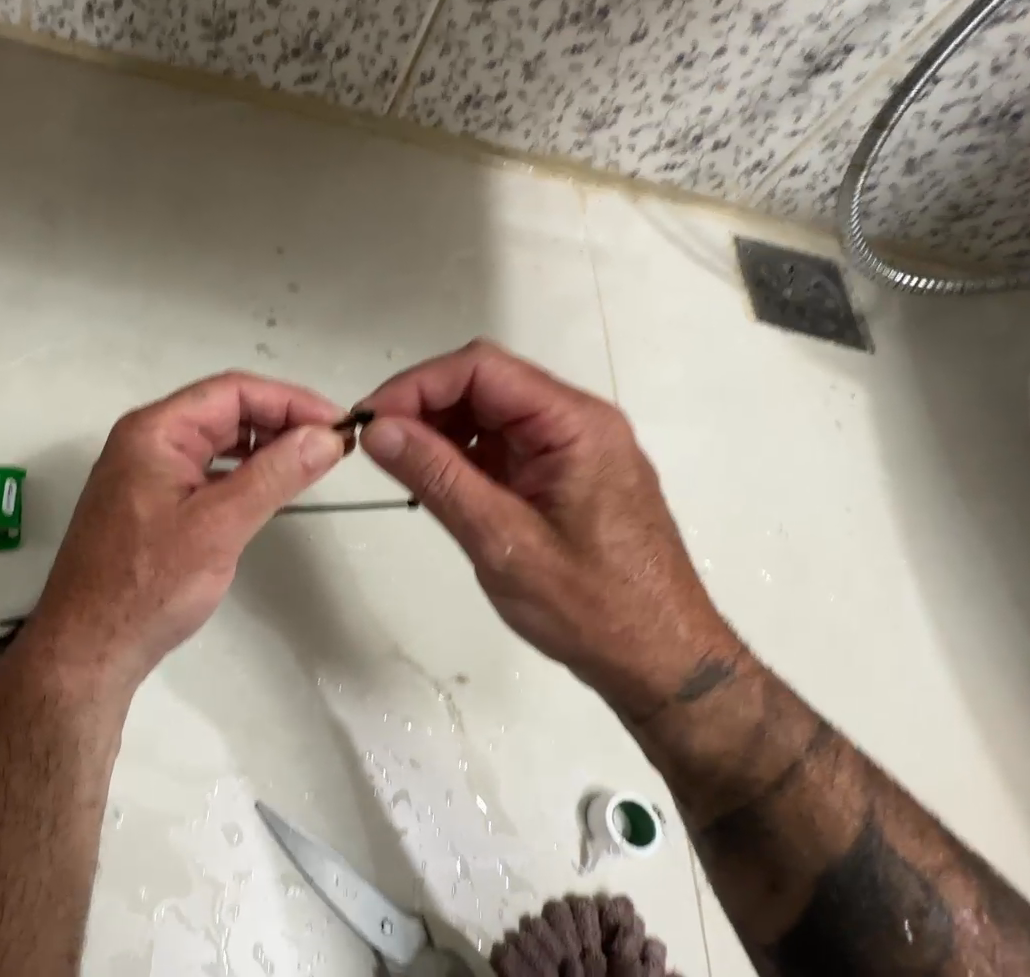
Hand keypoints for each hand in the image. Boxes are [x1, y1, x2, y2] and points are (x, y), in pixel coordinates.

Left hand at [14, 372, 349, 695]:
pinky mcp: (150, 503)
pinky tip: (268, 489)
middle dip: (280, 422)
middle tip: (333, 447)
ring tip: (311, 464)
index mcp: (155, 431)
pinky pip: (204, 471)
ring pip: (215, 442)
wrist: (87, 647)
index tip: (338, 425)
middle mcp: (146, 441)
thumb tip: (326, 436)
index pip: (233, 391)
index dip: (290, 401)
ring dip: (263, 447)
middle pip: (224, 412)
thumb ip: (274, 475)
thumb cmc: (149, 585)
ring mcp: (145, 473)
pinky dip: (240, 474)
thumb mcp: (218, 526)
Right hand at [357, 340, 739, 716]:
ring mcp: (571, 448)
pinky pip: (501, 444)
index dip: (416, 386)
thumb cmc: (590, 605)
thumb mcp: (501, 539)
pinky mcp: (562, 475)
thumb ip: (437, 476)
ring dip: (438, 430)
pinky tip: (436, 484)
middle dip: (423, 406)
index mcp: (573, 424)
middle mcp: (575, 422)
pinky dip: (460, 455)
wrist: (661, 661)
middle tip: (375, 446)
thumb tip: (376, 429)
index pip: (480, 369)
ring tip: (399, 467)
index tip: (369, 422)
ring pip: (488, 412)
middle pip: (484, 383)